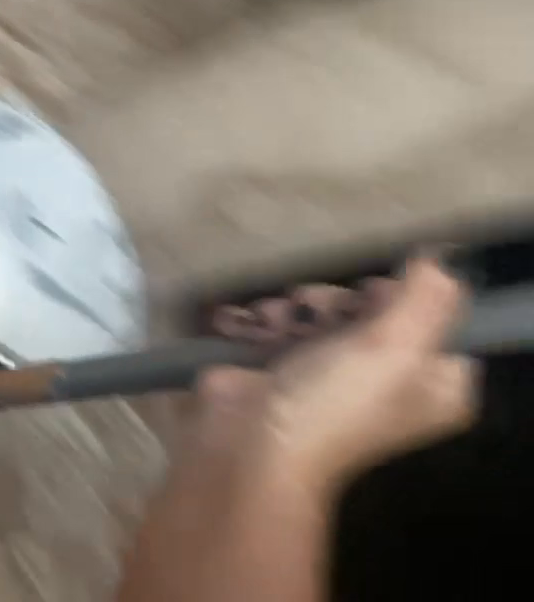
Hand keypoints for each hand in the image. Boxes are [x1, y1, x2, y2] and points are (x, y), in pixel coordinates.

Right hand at [191, 257, 479, 495]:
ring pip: (305, 309)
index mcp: (429, 381)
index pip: (428, 319)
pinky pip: (265, 320)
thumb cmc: (333, 400)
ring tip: (271, 329)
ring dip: (281, 310)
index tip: (370, 300)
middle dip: (325, 303)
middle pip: (360, 308)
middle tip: (313, 316)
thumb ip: (423, 301)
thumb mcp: (391, 349)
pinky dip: (252, 322)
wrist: (250, 434)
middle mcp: (380, 374)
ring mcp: (320, 366)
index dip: (397, 301)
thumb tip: (445, 257)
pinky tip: (246, 332)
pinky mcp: (271, 360)